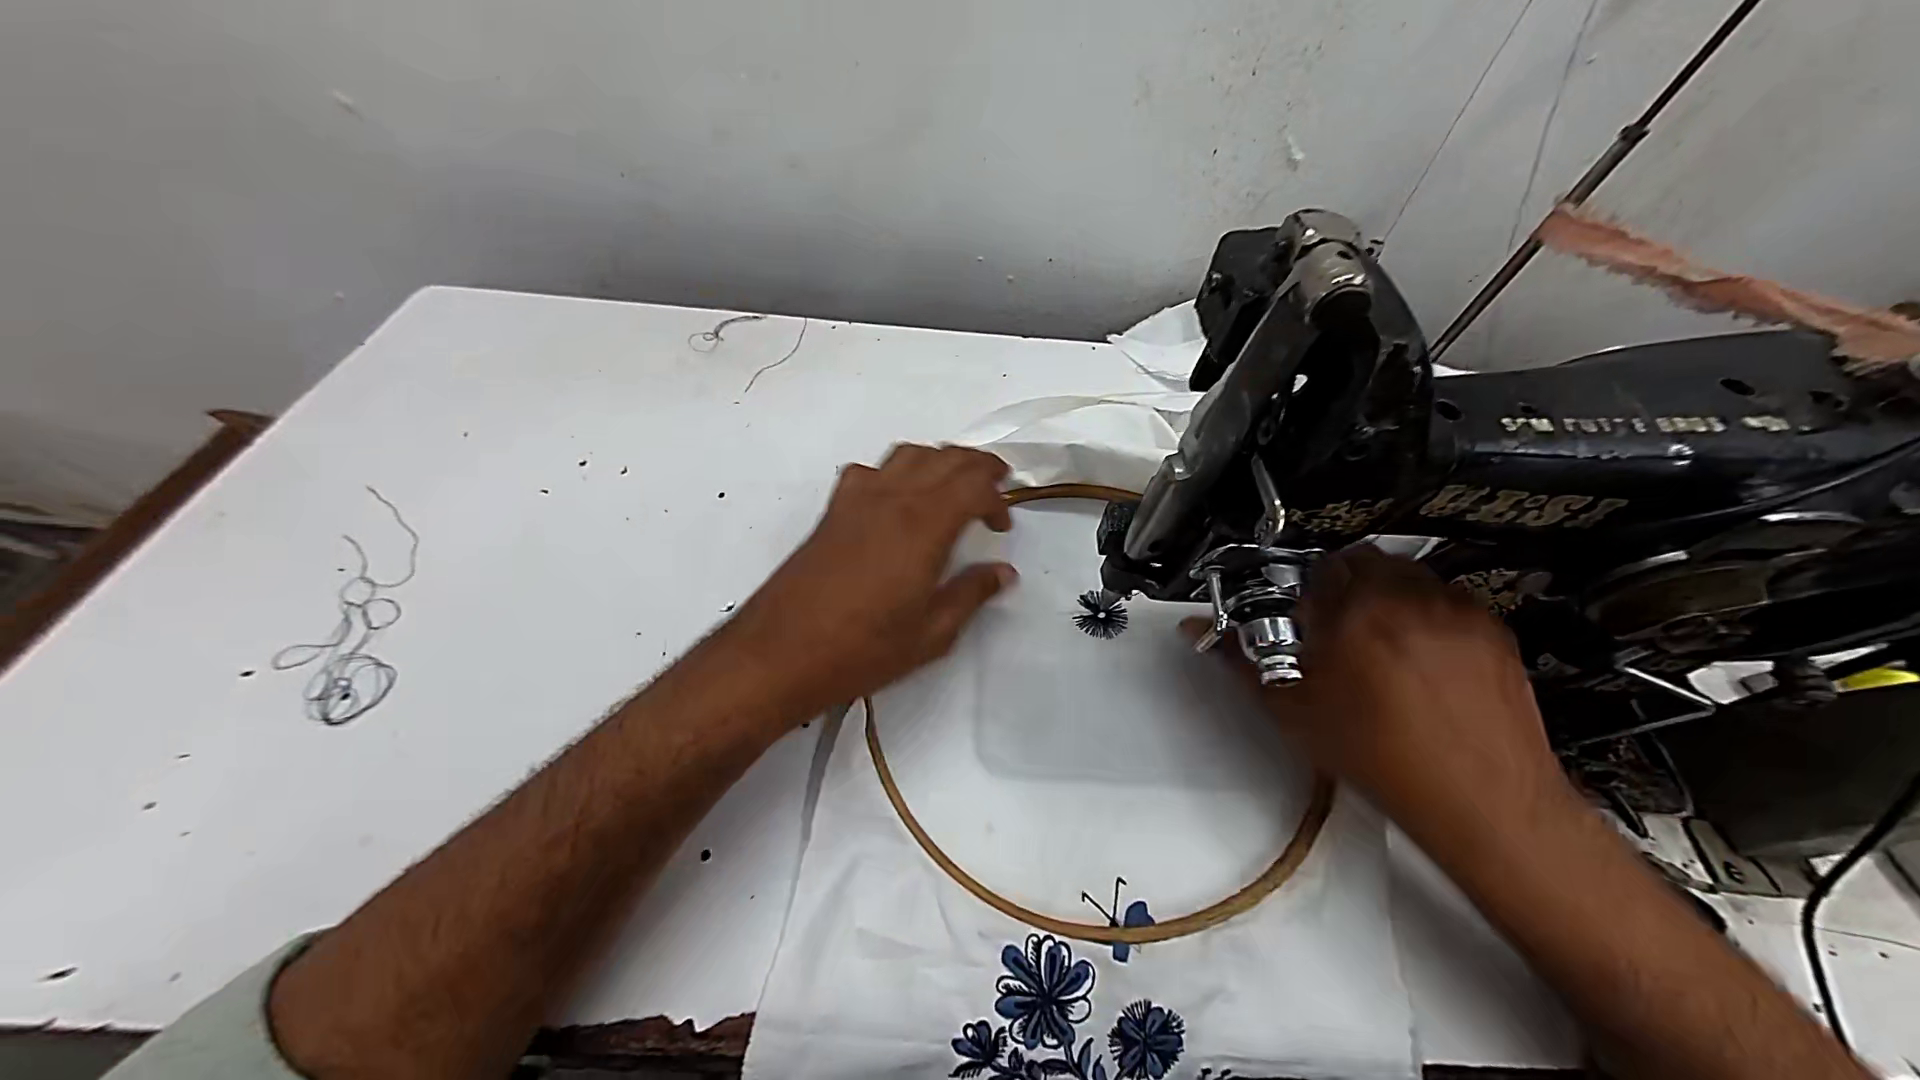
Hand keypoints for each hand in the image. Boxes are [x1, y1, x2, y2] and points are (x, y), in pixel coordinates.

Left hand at [727, 443, 1016, 718]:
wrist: (781, 653)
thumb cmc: (862, 649)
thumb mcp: (931, 634)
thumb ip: (970, 595)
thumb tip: (1002, 573)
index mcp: (924, 527)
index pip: (974, 484)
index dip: (997, 498)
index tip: (1001, 526)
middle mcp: (892, 500)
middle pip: (945, 457)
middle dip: (978, 466)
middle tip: (994, 489)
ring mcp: (858, 500)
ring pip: (908, 454)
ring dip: (939, 461)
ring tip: (952, 489)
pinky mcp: (833, 511)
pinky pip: (869, 470)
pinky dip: (893, 473)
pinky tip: (895, 501)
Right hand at [1187, 546, 1570, 841]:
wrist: (1481, 800)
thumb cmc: (1393, 762)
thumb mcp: (1295, 711)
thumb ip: (1244, 662)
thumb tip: (1211, 638)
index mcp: (1352, 613)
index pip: (1311, 570)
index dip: (1296, 593)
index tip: (1295, 613)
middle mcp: (1407, 601)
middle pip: (1359, 559)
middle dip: (1338, 584)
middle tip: (1329, 622)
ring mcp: (1454, 612)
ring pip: (1404, 573)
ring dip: (1380, 593)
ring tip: (1372, 640)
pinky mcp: (1490, 629)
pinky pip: (1446, 598)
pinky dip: (1423, 613)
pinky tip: (1414, 657)